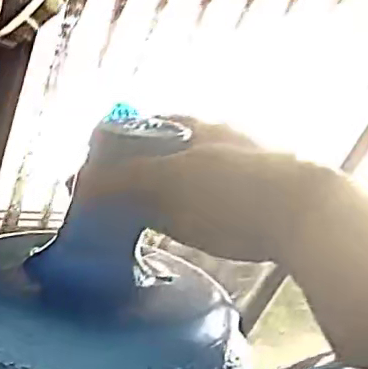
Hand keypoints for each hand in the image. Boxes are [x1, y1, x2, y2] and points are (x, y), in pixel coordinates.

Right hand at [80, 117, 345, 266]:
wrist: (289, 215)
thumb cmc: (234, 183)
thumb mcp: (172, 175)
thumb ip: (123, 178)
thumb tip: (79, 184)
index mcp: (184, 129)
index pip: (132, 129)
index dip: (104, 148)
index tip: (82, 174)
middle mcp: (186, 153)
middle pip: (135, 163)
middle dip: (108, 181)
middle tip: (83, 205)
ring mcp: (191, 186)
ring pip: (142, 192)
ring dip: (119, 207)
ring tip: (94, 226)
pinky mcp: (196, 217)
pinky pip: (153, 218)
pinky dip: (134, 226)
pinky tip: (121, 239)